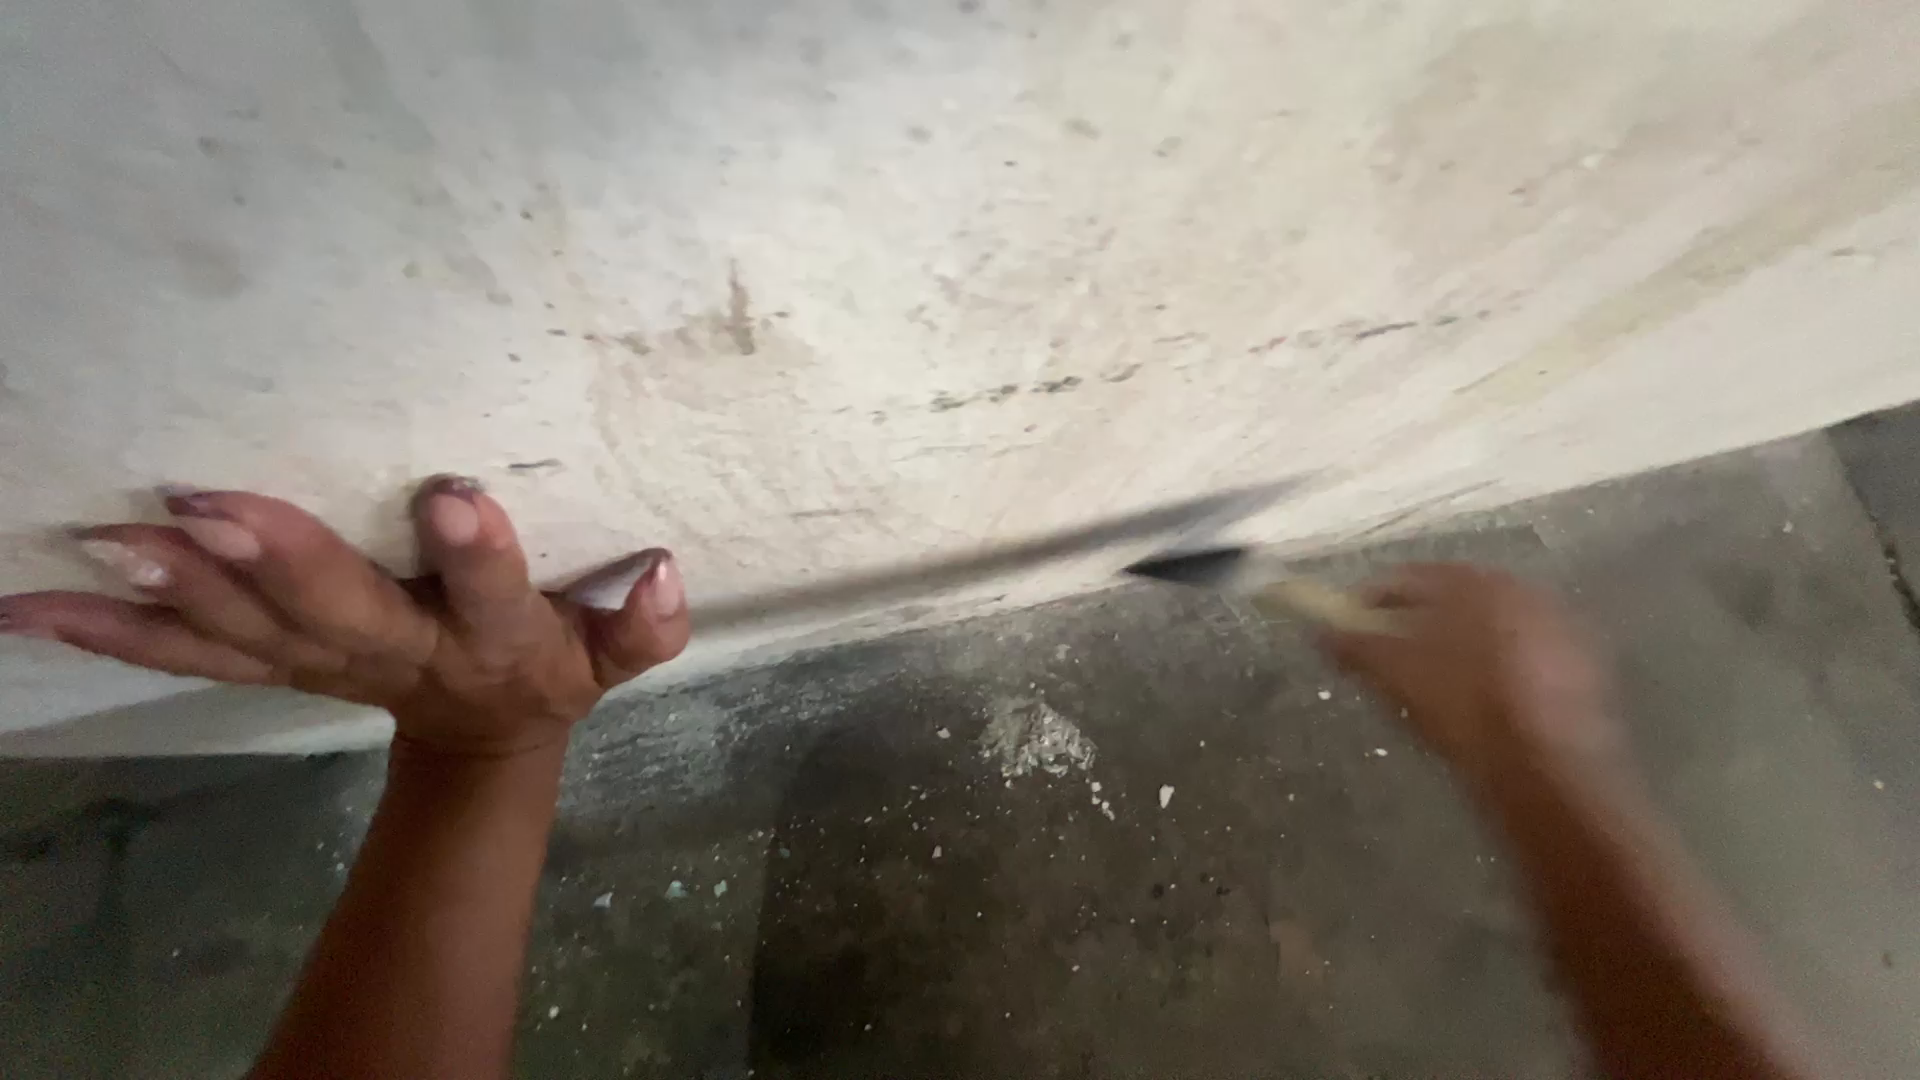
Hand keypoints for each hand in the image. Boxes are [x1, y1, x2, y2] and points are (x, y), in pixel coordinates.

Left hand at [0, 476, 689, 755]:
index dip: (477, 556)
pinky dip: (125, 634)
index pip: (495, 598)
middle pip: (350, 614)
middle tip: (215, 509)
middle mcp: (410, 653)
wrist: (487, 734)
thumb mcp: (618, 659)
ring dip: (189, 593)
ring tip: (114, 541)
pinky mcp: (287, 667)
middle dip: (291, 565)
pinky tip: (37, 606)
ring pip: (259, 634)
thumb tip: (666, 570)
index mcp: (497, 641)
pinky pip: (204, 656)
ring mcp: (335, 664)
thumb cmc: (559, 672)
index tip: (452, 495)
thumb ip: (648, 625)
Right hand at [1322, 563, 1623, 789]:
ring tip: (1423, 677)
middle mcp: (1518, 592)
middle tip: (1383, 651)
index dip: (1368, 601)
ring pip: (1481, 627)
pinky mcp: (1576, 666)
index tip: (1347, 625)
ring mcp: (1554, 628)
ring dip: (1448, 643)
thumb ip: (1351, 645)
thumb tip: (1319, 632)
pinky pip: (1511, 653)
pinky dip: (1484, 665)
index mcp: (1472, 583)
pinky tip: (1468, 697)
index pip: (1404, 578)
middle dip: (1410, 622)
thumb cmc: (1458, 707)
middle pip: (1447, 599)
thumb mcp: (1390, 673)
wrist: (1544, 769)